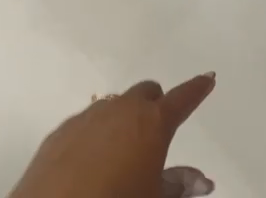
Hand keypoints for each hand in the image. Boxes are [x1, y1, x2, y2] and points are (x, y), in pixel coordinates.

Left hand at [9, 74, 216, 197]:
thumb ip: (179, 187)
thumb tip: (203, 180)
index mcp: (152, 124)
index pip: (183, 98)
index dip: (197, 89)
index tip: (207, 80)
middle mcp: (122, 110)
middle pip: (146, 92)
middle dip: (155, 106)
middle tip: (155, 136)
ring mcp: (87, 119)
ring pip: (114, 105)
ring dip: (123, 120)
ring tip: (119, 158)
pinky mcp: (58, 134)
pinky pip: (86, 123)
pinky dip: (95, 135)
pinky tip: (87, 167)